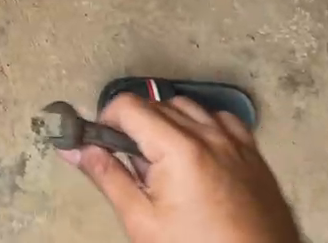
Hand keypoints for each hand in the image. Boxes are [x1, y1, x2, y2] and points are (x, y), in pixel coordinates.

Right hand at [63, 94, 299, 242]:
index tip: (104, 147)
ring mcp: (237, 145)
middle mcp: (208, 135)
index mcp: (178, 148)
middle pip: (154, 104)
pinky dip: (203, 125)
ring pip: (187, 107)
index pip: (127, 106)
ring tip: (165, 162)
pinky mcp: (256, 158)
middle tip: (136, 170)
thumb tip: (71, 147)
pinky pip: (223, 121)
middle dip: (135, 126)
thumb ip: (106, 176)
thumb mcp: (143, 223)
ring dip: (166, 122)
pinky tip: (198, 152)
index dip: (107, 120)